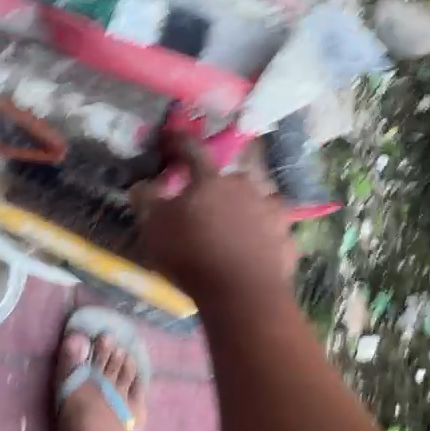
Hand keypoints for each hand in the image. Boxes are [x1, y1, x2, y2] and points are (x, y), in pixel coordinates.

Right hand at [130, 133, 295, 310]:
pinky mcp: (287, 241)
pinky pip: (272, 230)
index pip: (193, 150)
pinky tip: (253, 249)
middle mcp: (245, 188)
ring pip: (258, 200)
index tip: (173, 136)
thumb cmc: (190, 252)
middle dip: (217, 184)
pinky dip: (263, 235)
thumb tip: (142, 186)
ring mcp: (272, 214)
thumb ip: (145, 200)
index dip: (180, 141)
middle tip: (204, 201)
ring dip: (247, 206)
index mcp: (211, 180)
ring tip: (235, 223)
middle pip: (230, 177)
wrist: (243, 294)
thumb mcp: (152, 226)